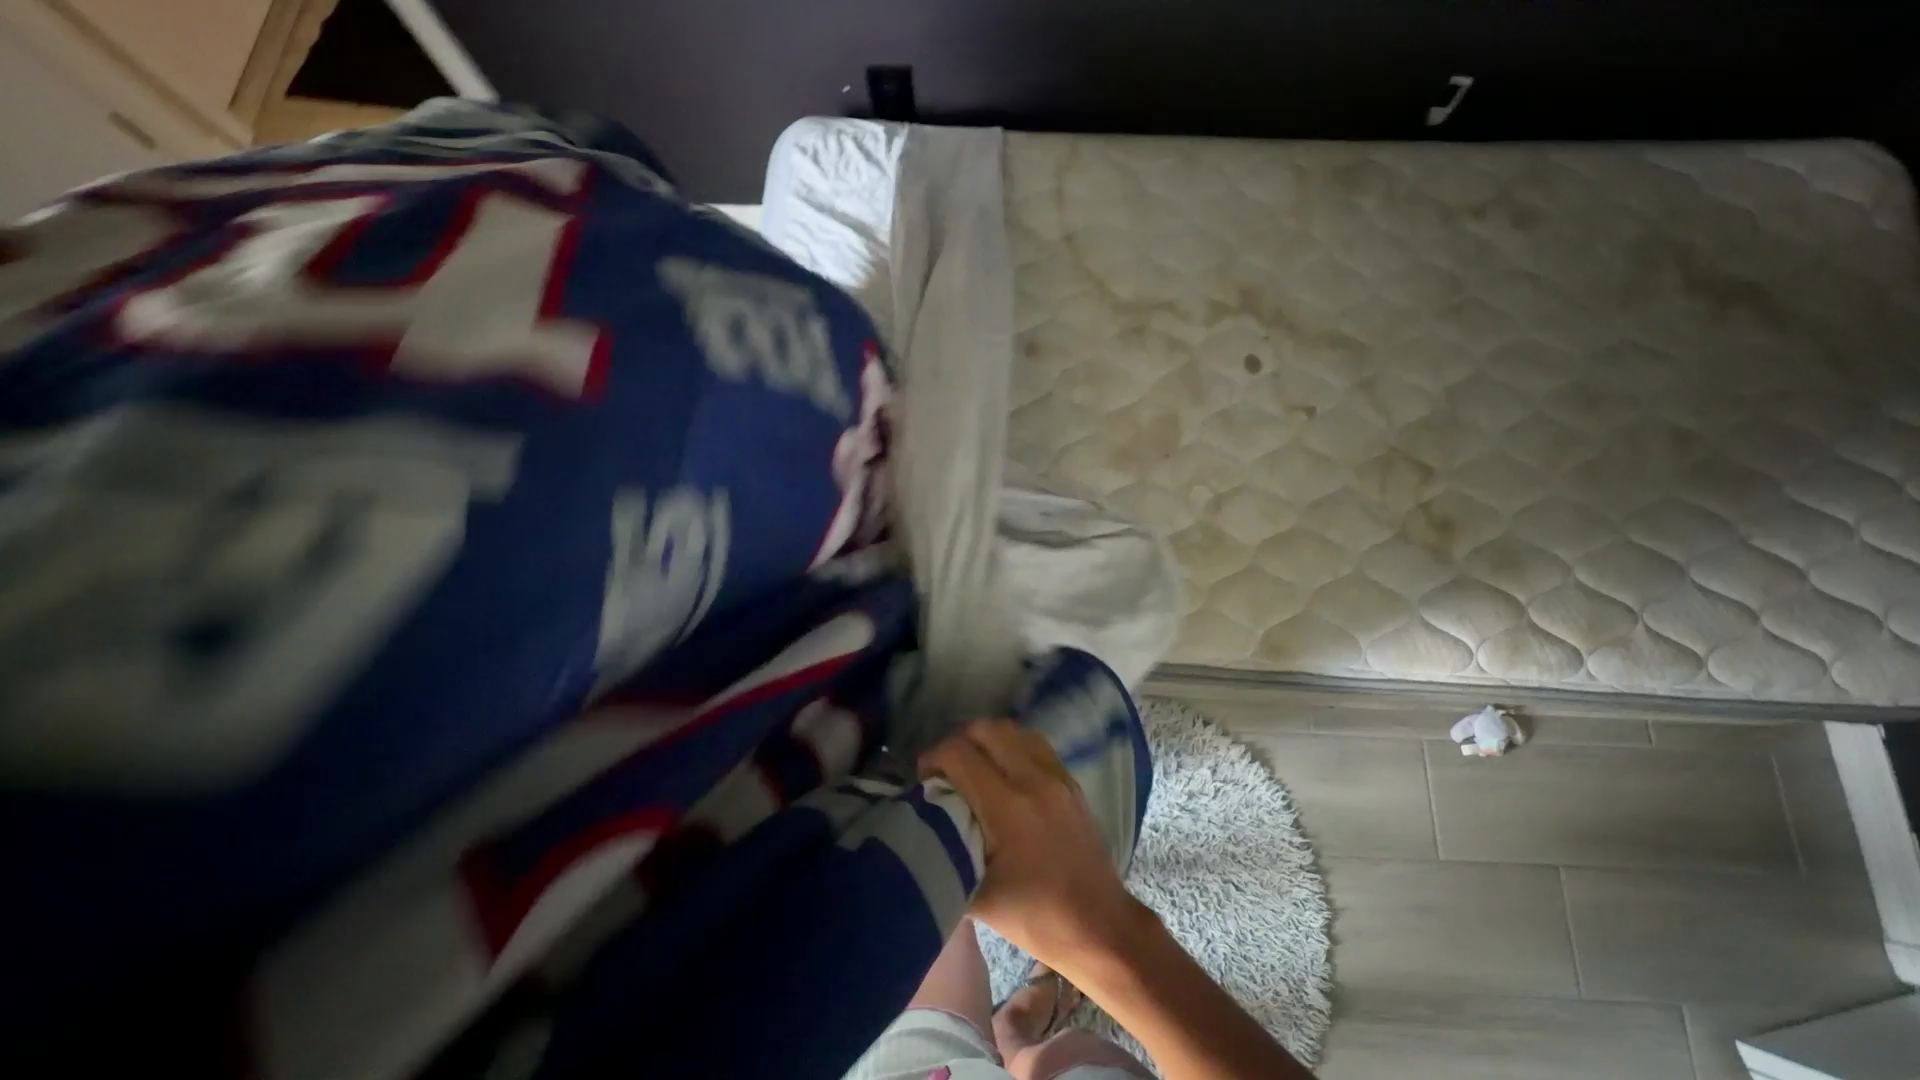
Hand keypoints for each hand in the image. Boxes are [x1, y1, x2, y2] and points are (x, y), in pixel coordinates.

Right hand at [919, 719, 1151, 972]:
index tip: (922, 780)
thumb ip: (944, 852)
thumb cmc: (1034, 917)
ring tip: (970, 766)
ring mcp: (1058, 777)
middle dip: (956, 741)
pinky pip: (1035, 744)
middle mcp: (1035, 781)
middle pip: (986, 729)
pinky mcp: (1072, 782)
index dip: (931, 758)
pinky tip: (1000, 773)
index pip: (958, 754)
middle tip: (943, 770)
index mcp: (1009, 808)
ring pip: (1013, 730)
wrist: (1098, 925)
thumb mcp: (975, 895)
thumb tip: (918, 823)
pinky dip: (1011, 746)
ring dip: (985, 740)